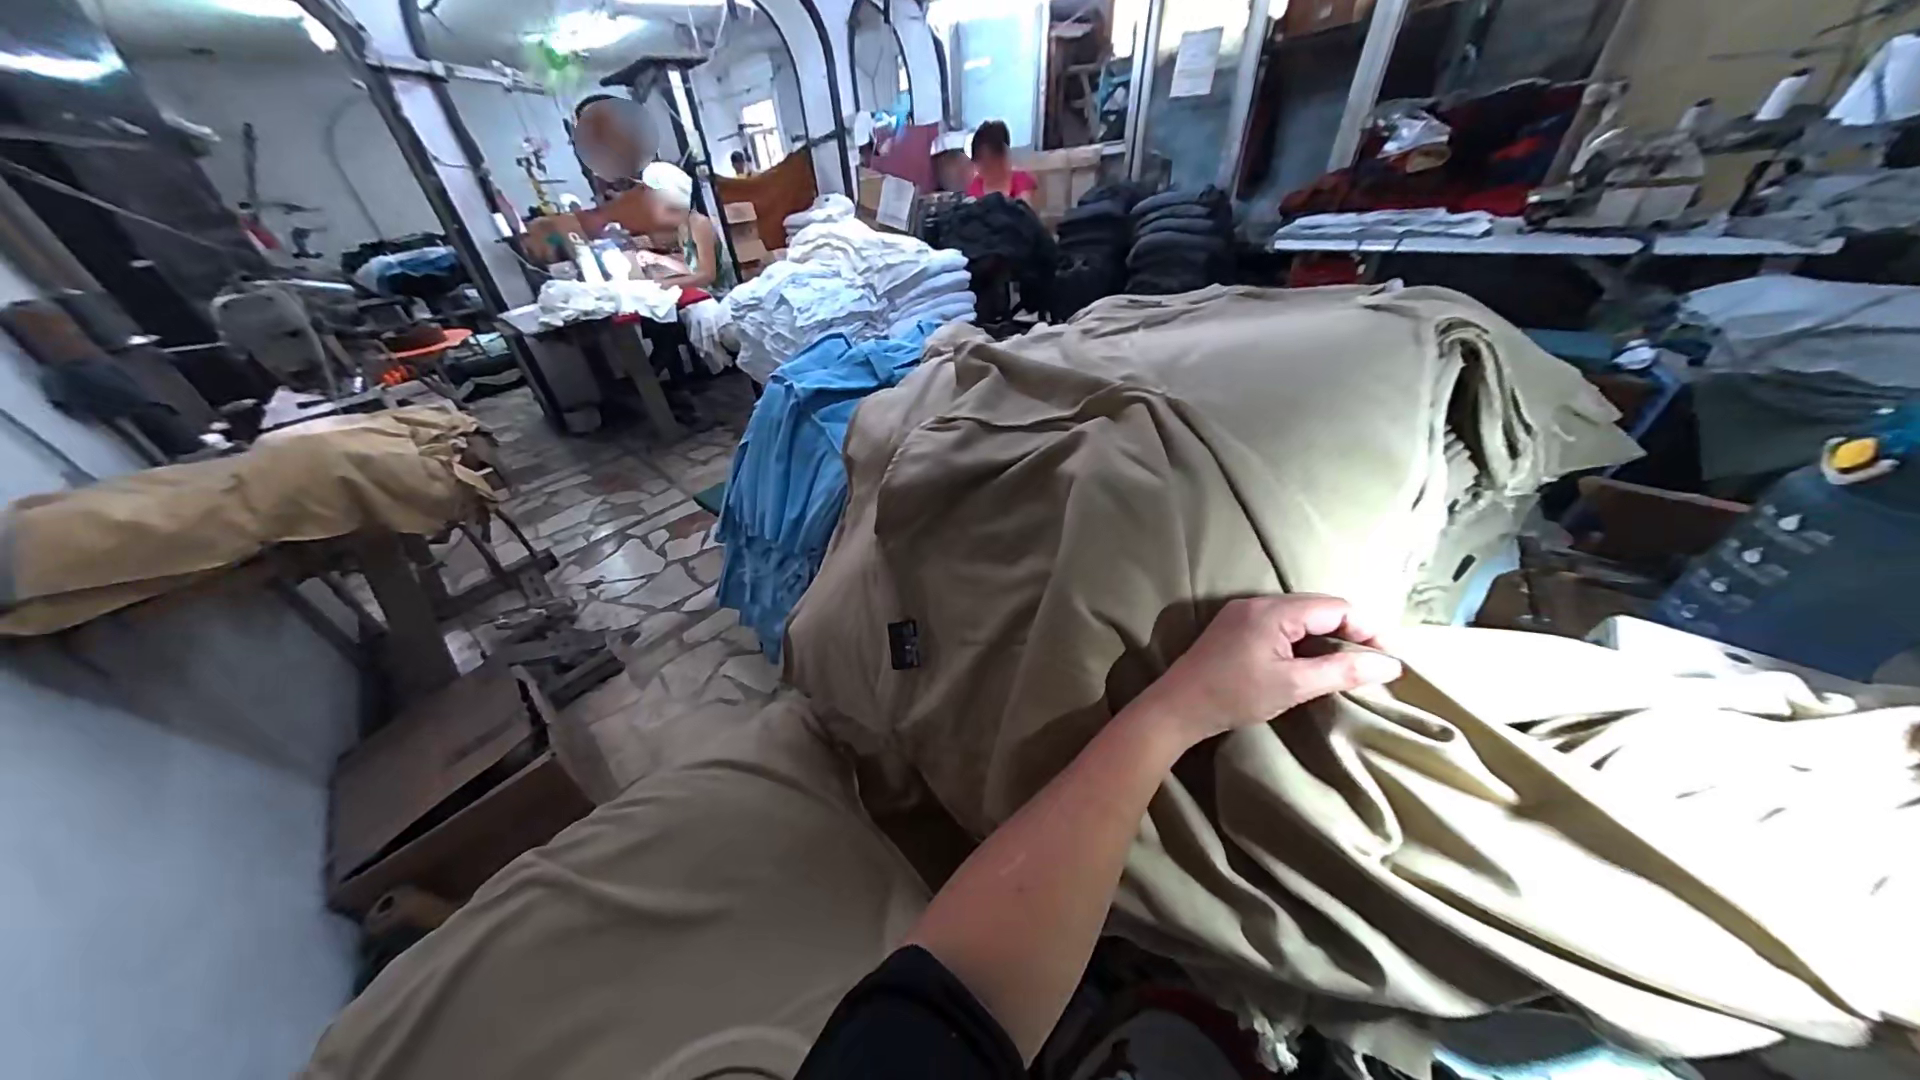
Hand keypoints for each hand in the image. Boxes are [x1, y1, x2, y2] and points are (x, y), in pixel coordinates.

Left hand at [1132, 594, 1402, 742]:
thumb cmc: (1234, 696)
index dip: (1367, 631)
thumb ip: (1342, 671)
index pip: (1336, 607)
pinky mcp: (1234, 627)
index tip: (1387, 661)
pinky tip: (1310, 663)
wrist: (1177, 706)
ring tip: (1345, 667)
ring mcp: (1242, 613)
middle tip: (1370, 665)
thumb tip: (1390, 665)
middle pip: (1318, 607)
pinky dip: (1302, 639)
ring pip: (1300, 616)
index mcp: (1273, 611)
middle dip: (1349, 632)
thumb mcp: (1294, 686)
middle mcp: (1257, 603)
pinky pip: (1280, 624)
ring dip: (1325, 636)